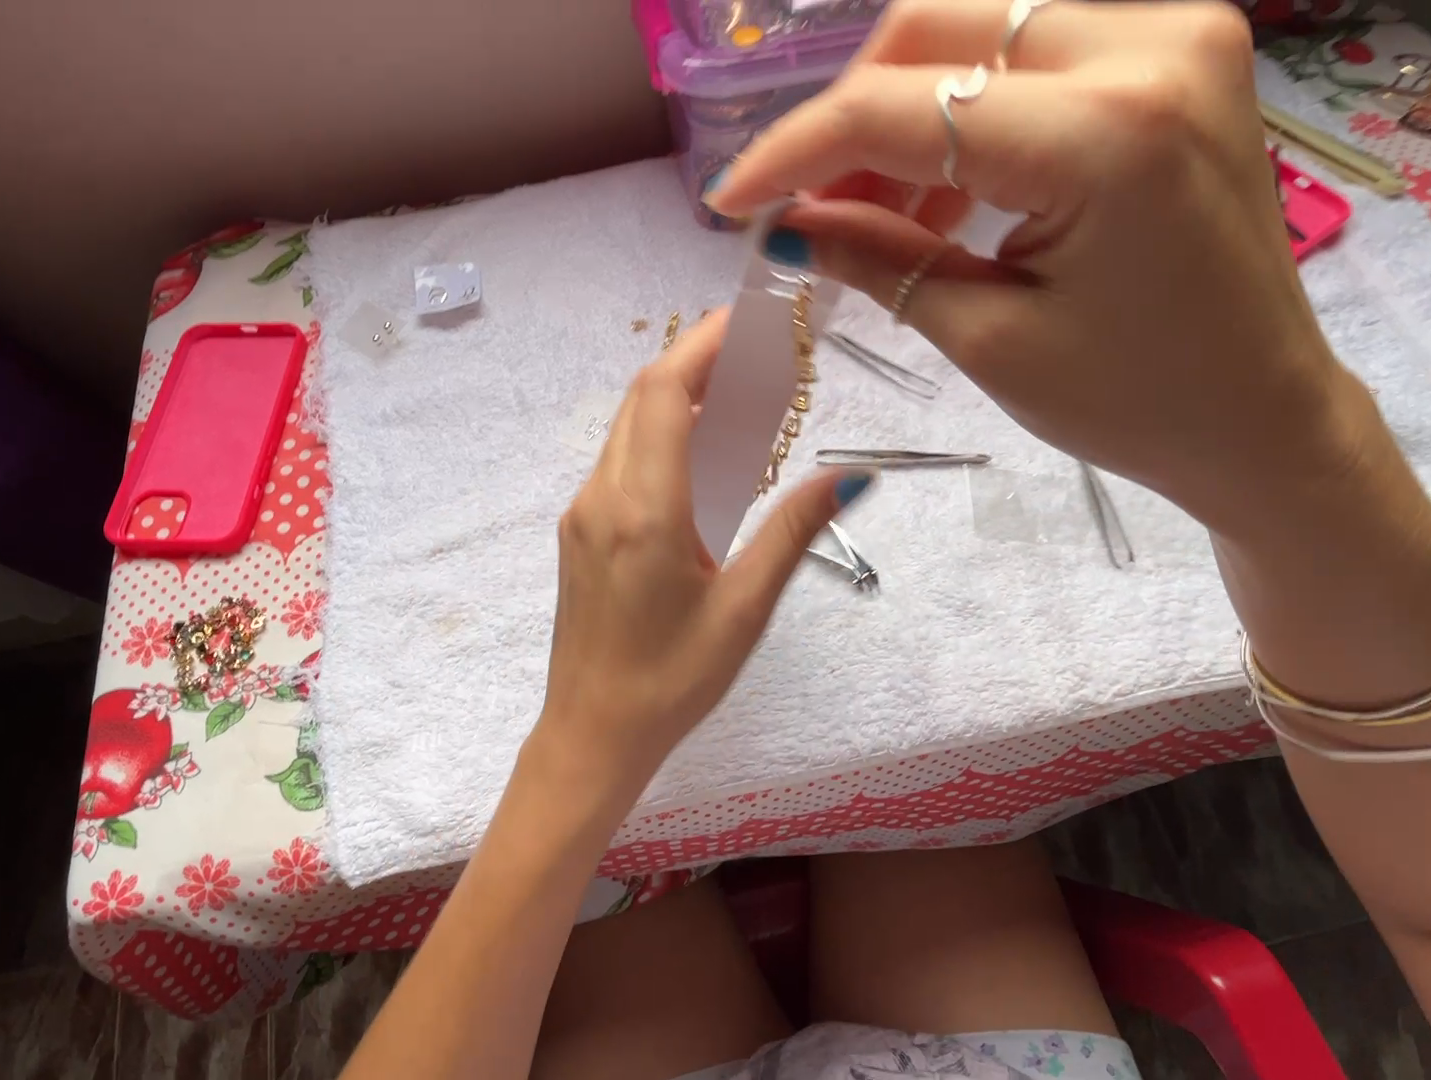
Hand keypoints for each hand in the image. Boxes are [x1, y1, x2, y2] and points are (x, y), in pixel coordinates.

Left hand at [531, 312, 872, 798]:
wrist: (591, 732)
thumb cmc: (673, 681)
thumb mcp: (744, 609)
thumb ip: (792, 532)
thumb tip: (852, 475)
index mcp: (642, 510)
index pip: (663, 392)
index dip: (703, 343)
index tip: (750, 317)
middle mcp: (601, 497)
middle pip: (641, 399)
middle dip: (696, 362)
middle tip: (757, 353)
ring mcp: (581, 514)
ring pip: (626, 429)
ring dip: (677, 399)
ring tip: (738, 394)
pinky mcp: (577, 533)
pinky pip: (619, 462)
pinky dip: (659, 438)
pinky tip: (699, 455)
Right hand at [706, 0, 1376, 535]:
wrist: (1261, 414)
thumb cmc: (1131, 402)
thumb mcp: (984, 337)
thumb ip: (875, 259)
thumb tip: (779, 227)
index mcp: (1105, 135)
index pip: (897, 108)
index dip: (793, 151)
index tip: (732, 201)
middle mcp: (1150, 44)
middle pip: (931, 28)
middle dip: (843, 118)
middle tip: (803, 209)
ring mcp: (1173, 35)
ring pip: (972, 30)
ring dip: (896, 117)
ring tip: (865, 215)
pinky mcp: (1173, 55)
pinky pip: (1024, 54)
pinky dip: (956, 116)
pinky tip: (934, 195)